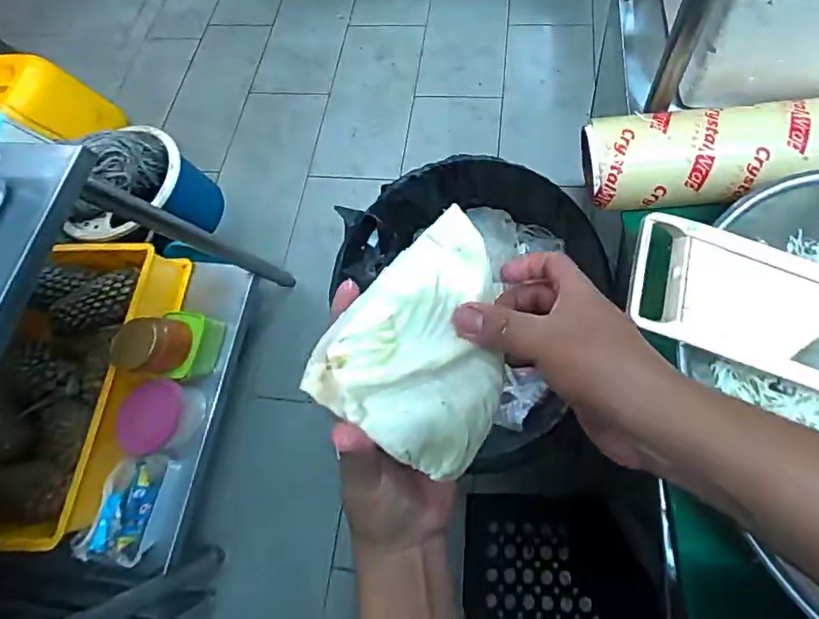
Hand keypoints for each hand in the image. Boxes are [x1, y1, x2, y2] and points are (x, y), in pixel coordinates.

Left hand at [328, 279, 457, 555]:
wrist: (414, 539)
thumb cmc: (376, 509)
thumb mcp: (361, 484)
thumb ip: (356, 460)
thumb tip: (342, 434)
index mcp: (358, 401)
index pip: (348, 352)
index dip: (346, 319)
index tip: (351, 286)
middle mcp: (385, 391)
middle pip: (387, 344)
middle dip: (395, 312)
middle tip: (412, 280)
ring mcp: (415, 398)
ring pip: (419, 355)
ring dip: (430, 329)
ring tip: (447, 296)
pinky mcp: (443, 411)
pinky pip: (451, 379)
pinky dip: (460, 358)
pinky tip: (475, 336)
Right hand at [451, 252, 682, 473]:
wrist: (647, 419)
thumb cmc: (598, 364)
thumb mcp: (543, 338)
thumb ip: (501, 327)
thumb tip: (459, 313)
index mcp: (578, 293)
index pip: (552, 263)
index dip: (526, 264)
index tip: (498, 277)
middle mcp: (581, 316)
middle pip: (542, 299)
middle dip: (512, 306)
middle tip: (480, 322)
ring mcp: (583, 349)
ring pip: (543, 332)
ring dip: (516, 337)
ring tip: (484, 348)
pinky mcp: (583, 380)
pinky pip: (548, 363)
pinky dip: (527, 365)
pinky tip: (507, 377)